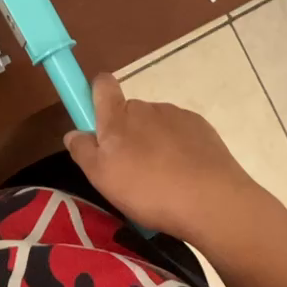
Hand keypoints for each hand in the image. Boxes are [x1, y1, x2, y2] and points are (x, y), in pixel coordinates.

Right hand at [64, 74, 262, 241]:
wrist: (212, 201)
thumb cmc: (149, 189)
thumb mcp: (102, 177)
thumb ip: (83, 150)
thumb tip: (73, 133)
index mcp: (118, 116)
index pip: (102, 84)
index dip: (96, 95)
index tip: (97, 122)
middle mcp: (146, 107)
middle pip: (129, 112)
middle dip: (127, 133)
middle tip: (130, 170)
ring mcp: (177, 116)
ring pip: (156, 125)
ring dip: (154, 143)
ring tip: (162, 180)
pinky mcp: (202, 129)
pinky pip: (181, 134)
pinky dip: (179, 150)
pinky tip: (184, 177)